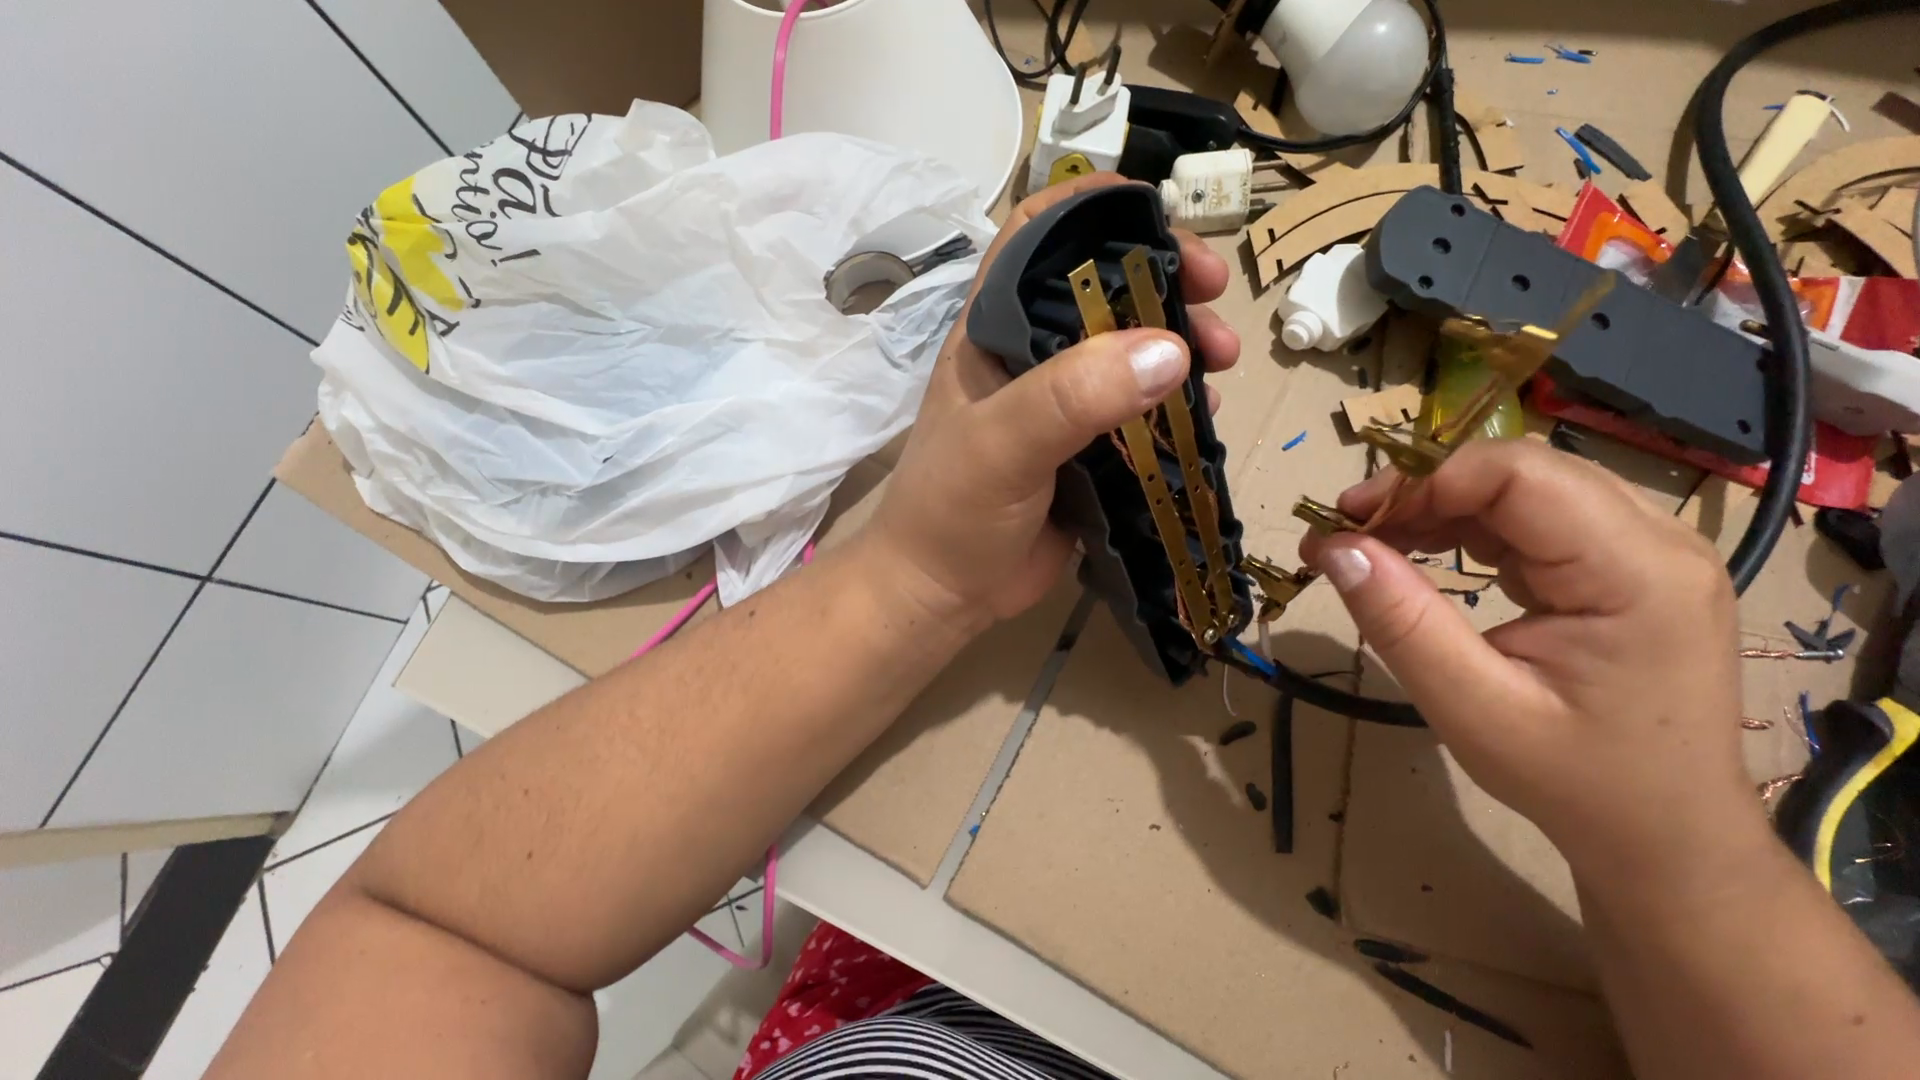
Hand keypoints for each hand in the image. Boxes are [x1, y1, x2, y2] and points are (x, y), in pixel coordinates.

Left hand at [865, 174, 1240, 632]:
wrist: (943, 592)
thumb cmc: (952, 510)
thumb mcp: (1002, 445)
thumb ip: (1072, 396)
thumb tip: (1170, 350)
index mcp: (995, 330)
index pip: (1039, 237)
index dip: (1094, 209)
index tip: (1162, 216)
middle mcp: (1030, 356)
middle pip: (1104, 289)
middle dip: (1164, 283)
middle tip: (1215, 297)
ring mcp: (1061, 405)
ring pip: (1132, 351)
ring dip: (1182, 345)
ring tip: (1223, 364)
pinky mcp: (1087, 451)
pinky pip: (1142, 413)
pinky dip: (1177, 406)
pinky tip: (1204, 415)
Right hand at [1299, 439, 1757, 878]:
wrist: (1665, 835)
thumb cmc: (1573, 780)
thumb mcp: (1471, 708)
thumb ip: (1402, 622)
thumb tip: (1333, 548)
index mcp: (1636, 572)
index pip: (1519, 475)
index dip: (1424, 481)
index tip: (1348, 521)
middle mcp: (1658, 541)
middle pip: (1522, 472)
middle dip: (1424, 491)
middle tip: (1350, 534)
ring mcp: (1649, 550)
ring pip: (1525, 487)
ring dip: (1441, 506)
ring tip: (1375, 545)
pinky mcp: (1626, 565)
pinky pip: (1535, 517)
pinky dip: (1469, 527)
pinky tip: (1427, 554)